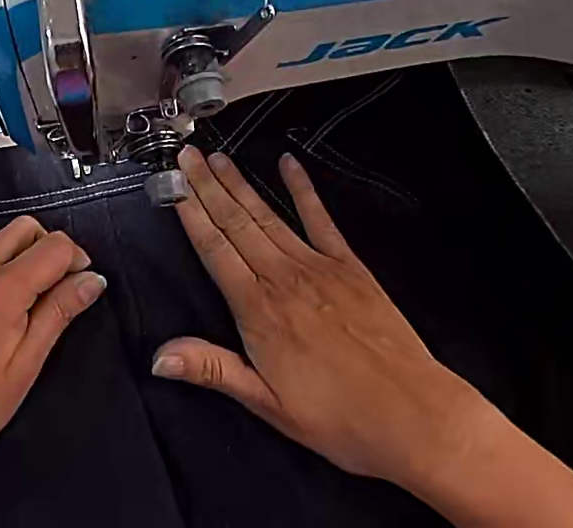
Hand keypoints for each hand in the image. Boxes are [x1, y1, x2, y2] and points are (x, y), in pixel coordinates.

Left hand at [0, 215, 106, 471]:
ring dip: (26, 257)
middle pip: (27, 228)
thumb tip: (94, 279)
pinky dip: (2, 269)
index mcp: (0, 290)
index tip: (80, 288)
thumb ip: (61, 311)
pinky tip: (1, 311)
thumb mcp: (26, 364)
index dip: (77, 260)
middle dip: (51, 248)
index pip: (55, 245)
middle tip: (57, 289)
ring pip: (4, 240)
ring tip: (29, 305)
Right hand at [150, 149, 485, 485]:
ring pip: (267, 215)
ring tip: (219, 158)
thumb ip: (212, 370)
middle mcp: (284, 278)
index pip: (215, 249)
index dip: (191, 214)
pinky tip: (289, 165)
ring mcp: (317, 265)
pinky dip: (302, 188)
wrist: (411, 412)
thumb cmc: (340, 417)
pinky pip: (319, 217)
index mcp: (259, 311)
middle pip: (235, 222)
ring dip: (240, 183)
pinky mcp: (348, 264)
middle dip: (208, 186)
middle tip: (189, 156)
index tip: (175, 186)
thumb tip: (161, 357)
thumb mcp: (267, 404)